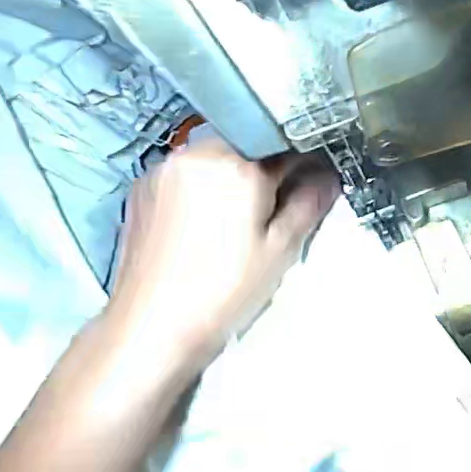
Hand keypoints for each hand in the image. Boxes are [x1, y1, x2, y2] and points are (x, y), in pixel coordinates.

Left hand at [102, 137, 337, 369]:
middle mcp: (195, 155)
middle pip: (245, 146)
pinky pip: (185, 174)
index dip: (307, 161)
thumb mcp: (280, 250)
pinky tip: (206, 225)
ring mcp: (163, 170)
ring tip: (239, 221)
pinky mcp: (142, 189)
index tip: (316, 181)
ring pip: (213, 157)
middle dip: (266, 168)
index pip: (284, 144)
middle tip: (276, 209)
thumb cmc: (222, 292)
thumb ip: (308, 204)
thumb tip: (328, 177)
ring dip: (233, 176)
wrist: (151, 327)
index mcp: (236, 166)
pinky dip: (203, 187)